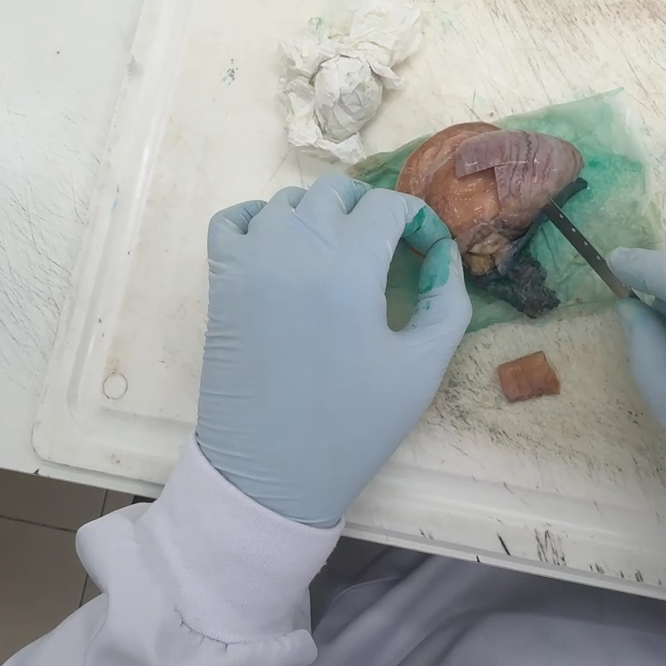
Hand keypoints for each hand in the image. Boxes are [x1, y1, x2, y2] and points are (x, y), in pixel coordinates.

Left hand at [198, 176, 470, 527]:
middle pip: (338, 191)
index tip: (427, 249)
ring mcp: (249, 260)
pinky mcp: (219, 279)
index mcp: (348, 270)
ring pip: (289, 200)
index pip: (387, 206)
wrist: (268, 474)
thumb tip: (442, 254)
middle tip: (387, 247)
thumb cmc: (352, 426)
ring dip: (321, 214)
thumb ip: (446, 300)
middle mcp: (294, 249)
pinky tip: (281, 246)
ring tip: (339, 252)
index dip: (417, 220)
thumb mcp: (422, 368)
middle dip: (372, 209)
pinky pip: (232, 219)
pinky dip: (259, 218)